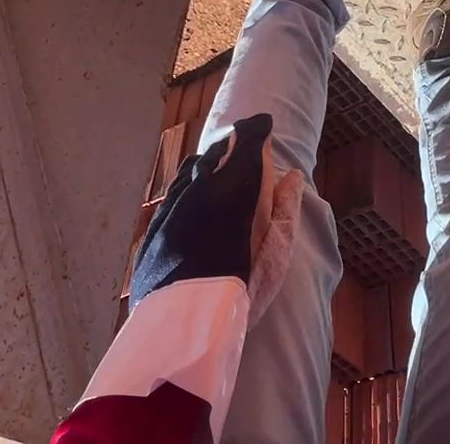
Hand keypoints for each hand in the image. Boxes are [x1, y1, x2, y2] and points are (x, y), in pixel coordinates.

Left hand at [129, 113, 282, 308]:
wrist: (185, 325)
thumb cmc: (243, 288)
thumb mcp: (277, 251)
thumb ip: (286, 208)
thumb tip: (294, 175)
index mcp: (233, 188)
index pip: (246, 143)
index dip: (256, 130)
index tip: (264, 124)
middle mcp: (199, 187)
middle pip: (216, 153)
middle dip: (232, 144)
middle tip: (244, 143)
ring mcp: (172, 205)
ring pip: (190, 170)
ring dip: (207, 164)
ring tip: (219, 167)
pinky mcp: (155, 226)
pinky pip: (173, 193)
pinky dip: (187, 186)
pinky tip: (193, 194)